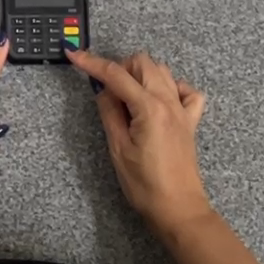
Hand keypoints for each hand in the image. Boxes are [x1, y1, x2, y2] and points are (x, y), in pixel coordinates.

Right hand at [64, 47, 214, 238]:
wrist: (179, 210)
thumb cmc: (144, 185)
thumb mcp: (118, 148)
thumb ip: (109, 111)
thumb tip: (102, 89)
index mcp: (149, 107)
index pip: (115, 74)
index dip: (91, 62)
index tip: (73, 53)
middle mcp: (168, 101)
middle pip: (142, 62)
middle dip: (120, 68)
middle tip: (108, 91)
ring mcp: (182, 109)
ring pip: (162, 70)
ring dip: (141, 75)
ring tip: (129, 98)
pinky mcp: (190, 120)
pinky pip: (185, 90)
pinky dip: (171, 87)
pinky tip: (158, 101)